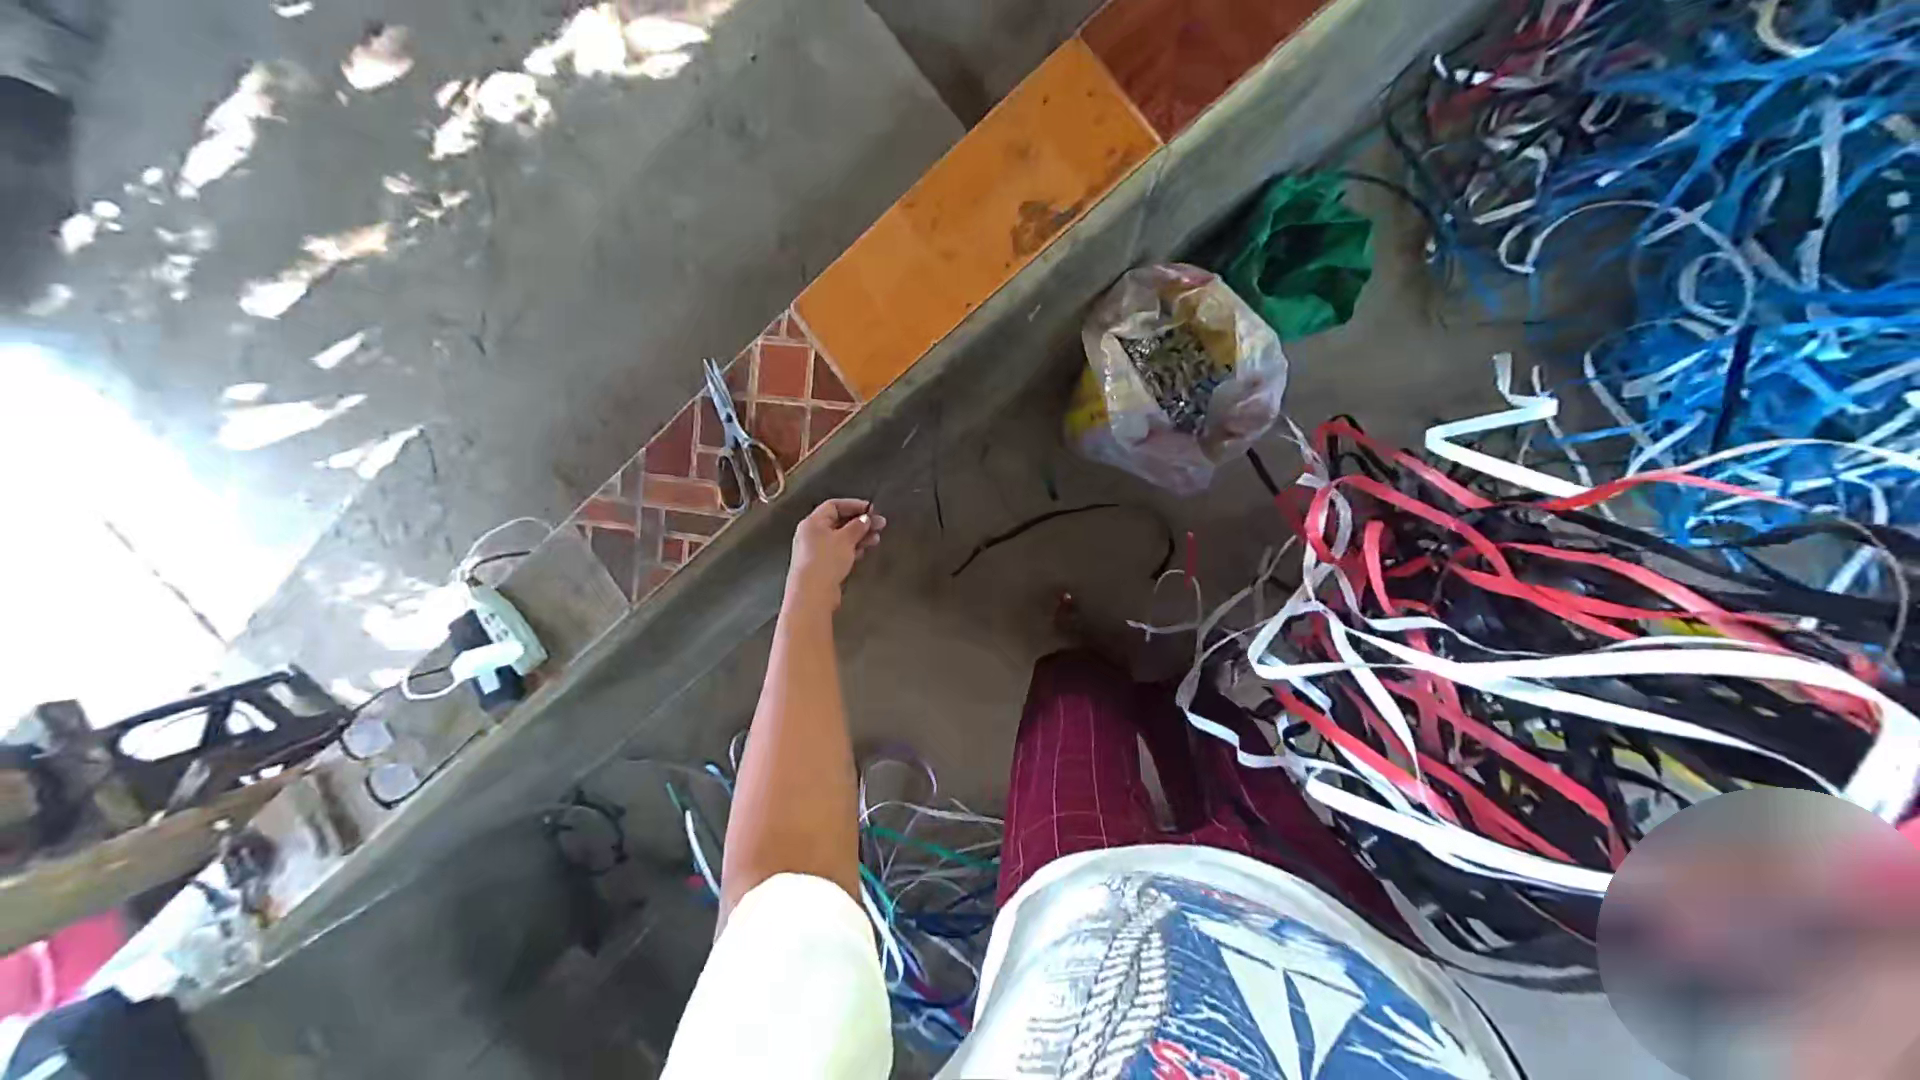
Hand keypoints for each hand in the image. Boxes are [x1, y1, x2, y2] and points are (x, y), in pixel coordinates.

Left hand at [786, 498, 885, 609]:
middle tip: (880, 525)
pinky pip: (839, 551)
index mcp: (813, 522)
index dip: (854, 505)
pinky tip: (863, 551)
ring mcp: (816, 550)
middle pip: (838, 522)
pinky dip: (852, 549)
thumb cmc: (826, 560)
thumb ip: (857, 526)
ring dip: (859, 537)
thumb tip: (865, 518)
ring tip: (875, 539)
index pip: (834, 505)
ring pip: (841, 538)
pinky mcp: (822, 565)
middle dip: (860, 523)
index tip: (872, 509)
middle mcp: (812, 534)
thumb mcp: (845, 539)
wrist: (813, 593)